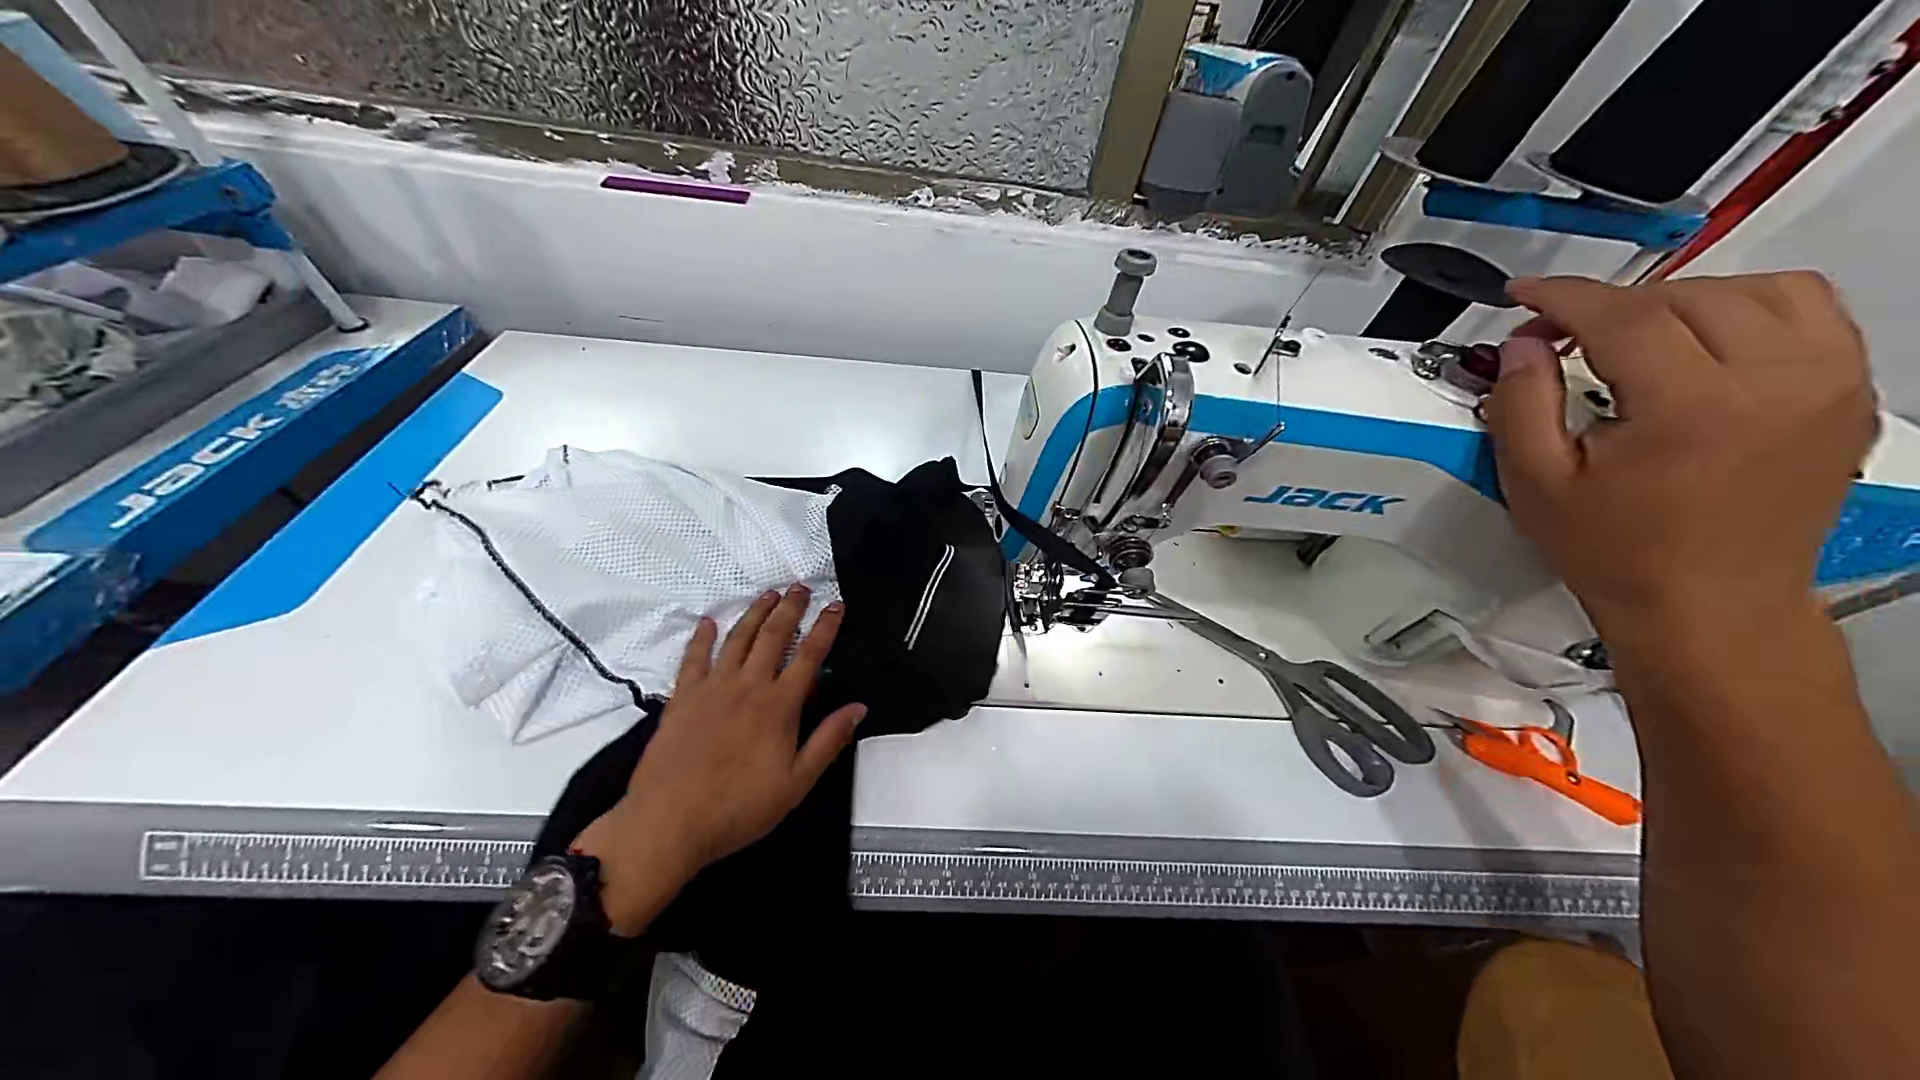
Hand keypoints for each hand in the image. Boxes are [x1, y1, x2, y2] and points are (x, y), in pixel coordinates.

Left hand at [572, 585, 865, 933]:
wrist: (670, 822)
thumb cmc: (739, 808)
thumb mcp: (797, 783)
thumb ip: (829, 740)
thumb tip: (858, 707)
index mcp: (779, 706)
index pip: (810, 656)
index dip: (826, 628)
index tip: (836, 606)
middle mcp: (747, 687)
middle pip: (774, 636)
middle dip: (790, 608)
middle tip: (800, 587)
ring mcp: (712, 689)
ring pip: (738, 639)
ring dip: (754, 613)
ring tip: (767, 595)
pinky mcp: (682, 698)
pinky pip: (693, 659)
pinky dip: (701, 638)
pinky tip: (708, 622)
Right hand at [1483, 273, 1876, 634]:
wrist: (1708, 603)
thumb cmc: (1617, 551)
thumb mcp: (1536, 482)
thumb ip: (1519, 404)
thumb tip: (1522, 346)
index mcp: (1694, 409)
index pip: (1625, 316)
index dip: (1563, 298)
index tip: (1526, 296)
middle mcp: (1779, 384)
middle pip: (1687, 296)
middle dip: (1611, 304)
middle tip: (1558, 333)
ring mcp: (1827, 385)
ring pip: (1758, 289)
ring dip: (1679, 299)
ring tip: (1628, 333)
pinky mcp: (1847, 394)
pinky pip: (1809, 312)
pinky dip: (1746, 307)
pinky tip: (1698, 338)